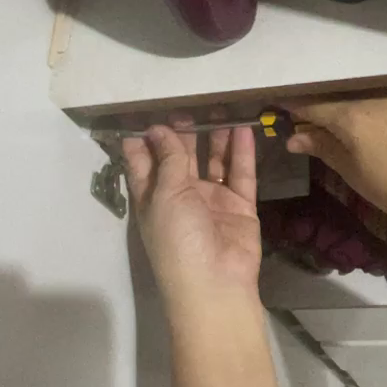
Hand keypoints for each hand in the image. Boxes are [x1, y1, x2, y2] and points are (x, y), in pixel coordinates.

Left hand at [123, 122, 261, 306]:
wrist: (215, 283)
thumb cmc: (178, 240)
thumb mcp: (165, 195)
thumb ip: (168, 159)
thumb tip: (159, 129)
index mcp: (152, 196)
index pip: (142, 161)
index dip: (143, 137)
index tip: (145, 108)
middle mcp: (180, 195)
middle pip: (179, 156)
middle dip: (182, 131)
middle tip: (190, 102)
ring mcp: (211, 200)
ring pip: (213, 161)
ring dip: (215, 136)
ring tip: (220, 107)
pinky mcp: (239, 207)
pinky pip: (241, 174)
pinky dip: (242, 153)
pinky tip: (244, 128)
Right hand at [284, 93, 386, 236]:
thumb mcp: (357, 176)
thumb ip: (325, 149)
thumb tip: (294, 137)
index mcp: (352, 114)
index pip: (310, 104)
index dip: (290, 108)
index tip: (277, 114)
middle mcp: (375, 92)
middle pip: (336, 94)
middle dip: (319, 106)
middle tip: (307, 124)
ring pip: (363, 90)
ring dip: (347, 103)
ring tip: (341, 124)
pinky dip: (375, 102)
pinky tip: (377, 121)